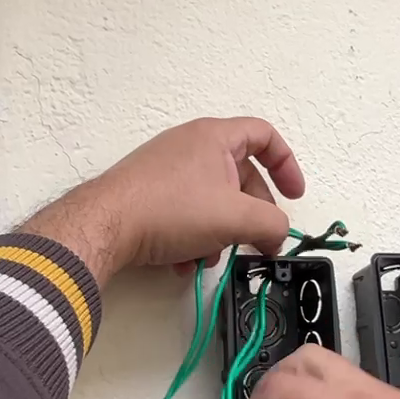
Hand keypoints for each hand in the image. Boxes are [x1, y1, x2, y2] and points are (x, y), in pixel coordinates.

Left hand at [21, 117, 303, 284]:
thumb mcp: (236, 217)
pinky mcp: (147, 194)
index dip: (287, 165)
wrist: (105, 227)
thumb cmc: (174, 210)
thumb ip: (272, 224)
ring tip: (207, 257)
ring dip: (218, 234)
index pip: (265, 135)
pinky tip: (182, 264)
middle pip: (239, 177)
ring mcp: (166, 170)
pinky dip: (192, 238)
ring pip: (212, 202)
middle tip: (256, 242)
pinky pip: (184, 213)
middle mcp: (191, 146)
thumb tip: (278, 237)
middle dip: (250, 215)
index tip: (294, 196)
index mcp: (215, 137)